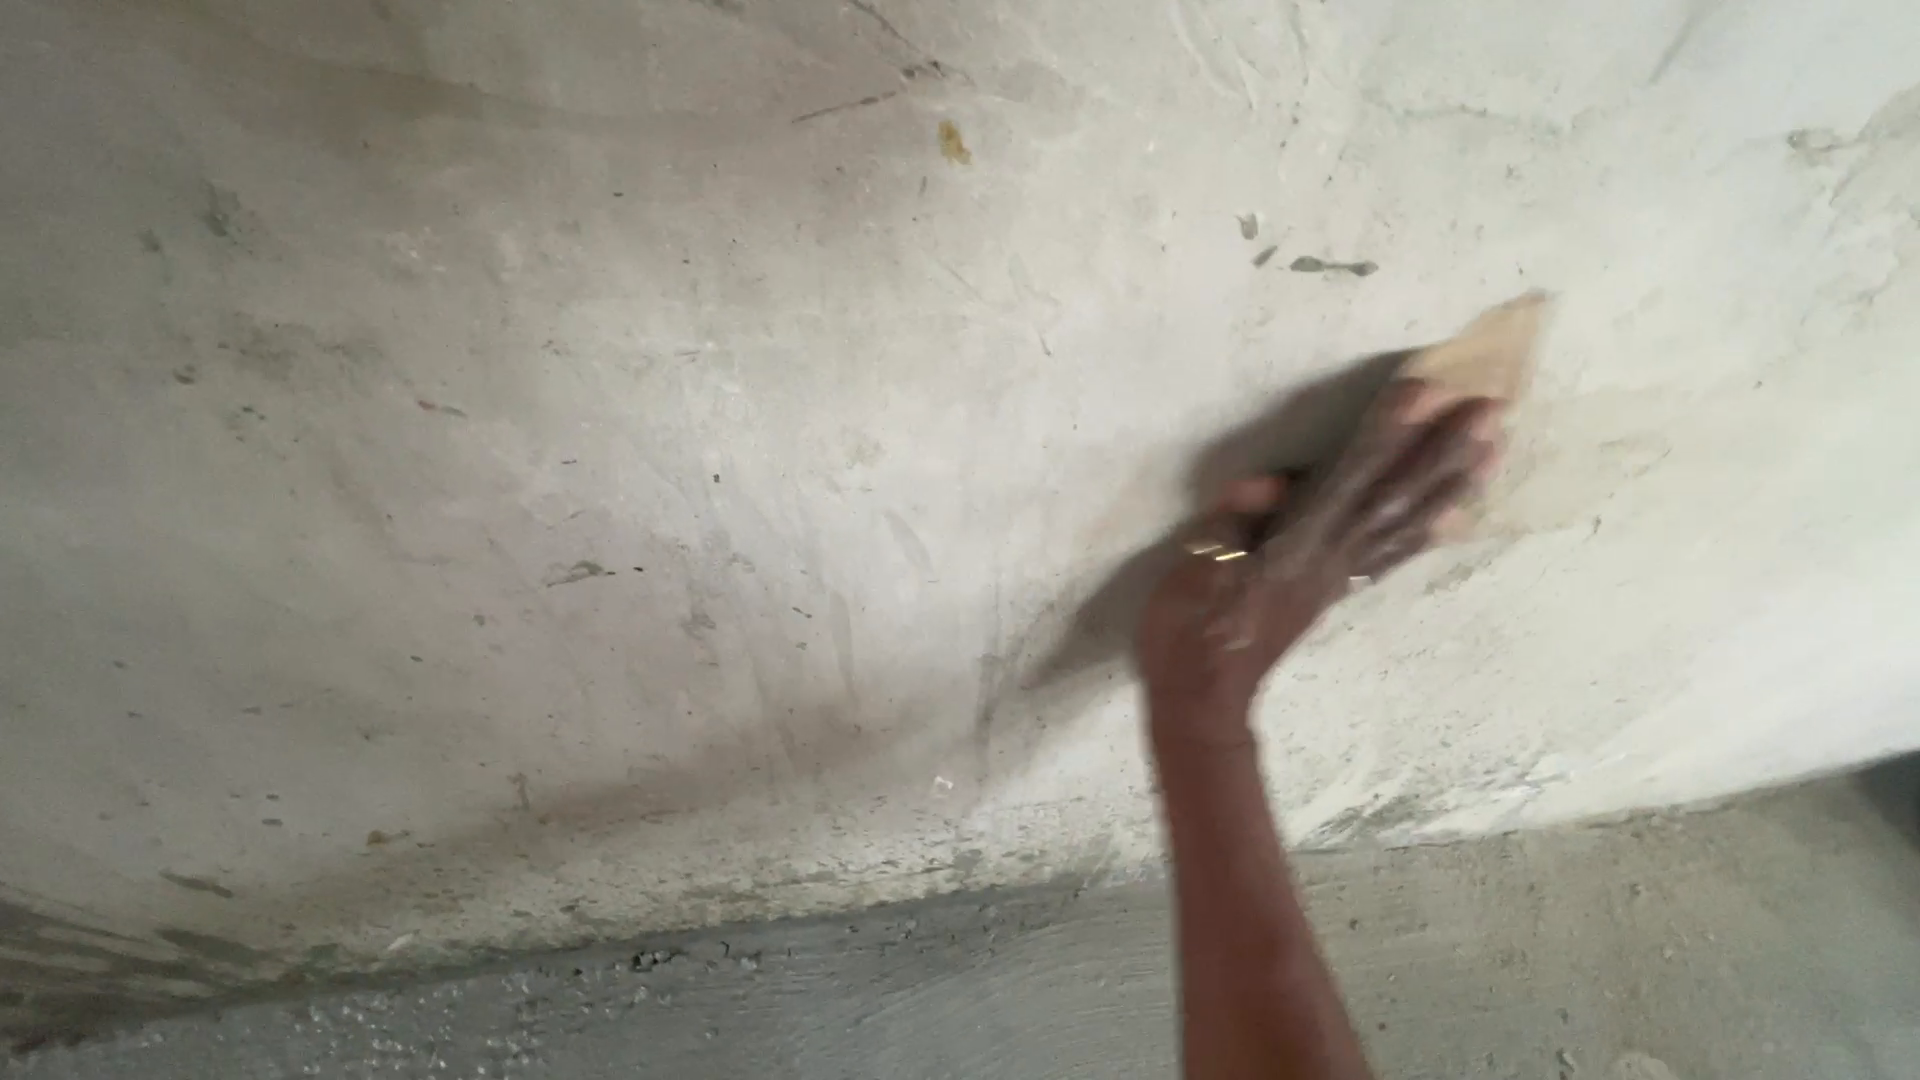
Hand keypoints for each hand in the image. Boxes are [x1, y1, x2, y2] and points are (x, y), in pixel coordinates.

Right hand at [1135, 379, 1503, 732]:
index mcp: (1289, 547)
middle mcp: (1326, 560)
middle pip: (1391, 500)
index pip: (1344, 480)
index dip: (1383, 434)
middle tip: (1492, 410)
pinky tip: (1452, 518)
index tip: (1423, 389)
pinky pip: (1388, 561)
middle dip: (1440, 452)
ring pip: (1401, 527)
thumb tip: (1268, 483)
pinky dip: (1424, 535)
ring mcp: (1335, 580)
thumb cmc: (1185, 628)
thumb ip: (1229, 523)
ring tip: (1492, 451)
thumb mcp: (1191, 569)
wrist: (1202, 694)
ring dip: (1449, 487)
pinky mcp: (1332, 595)